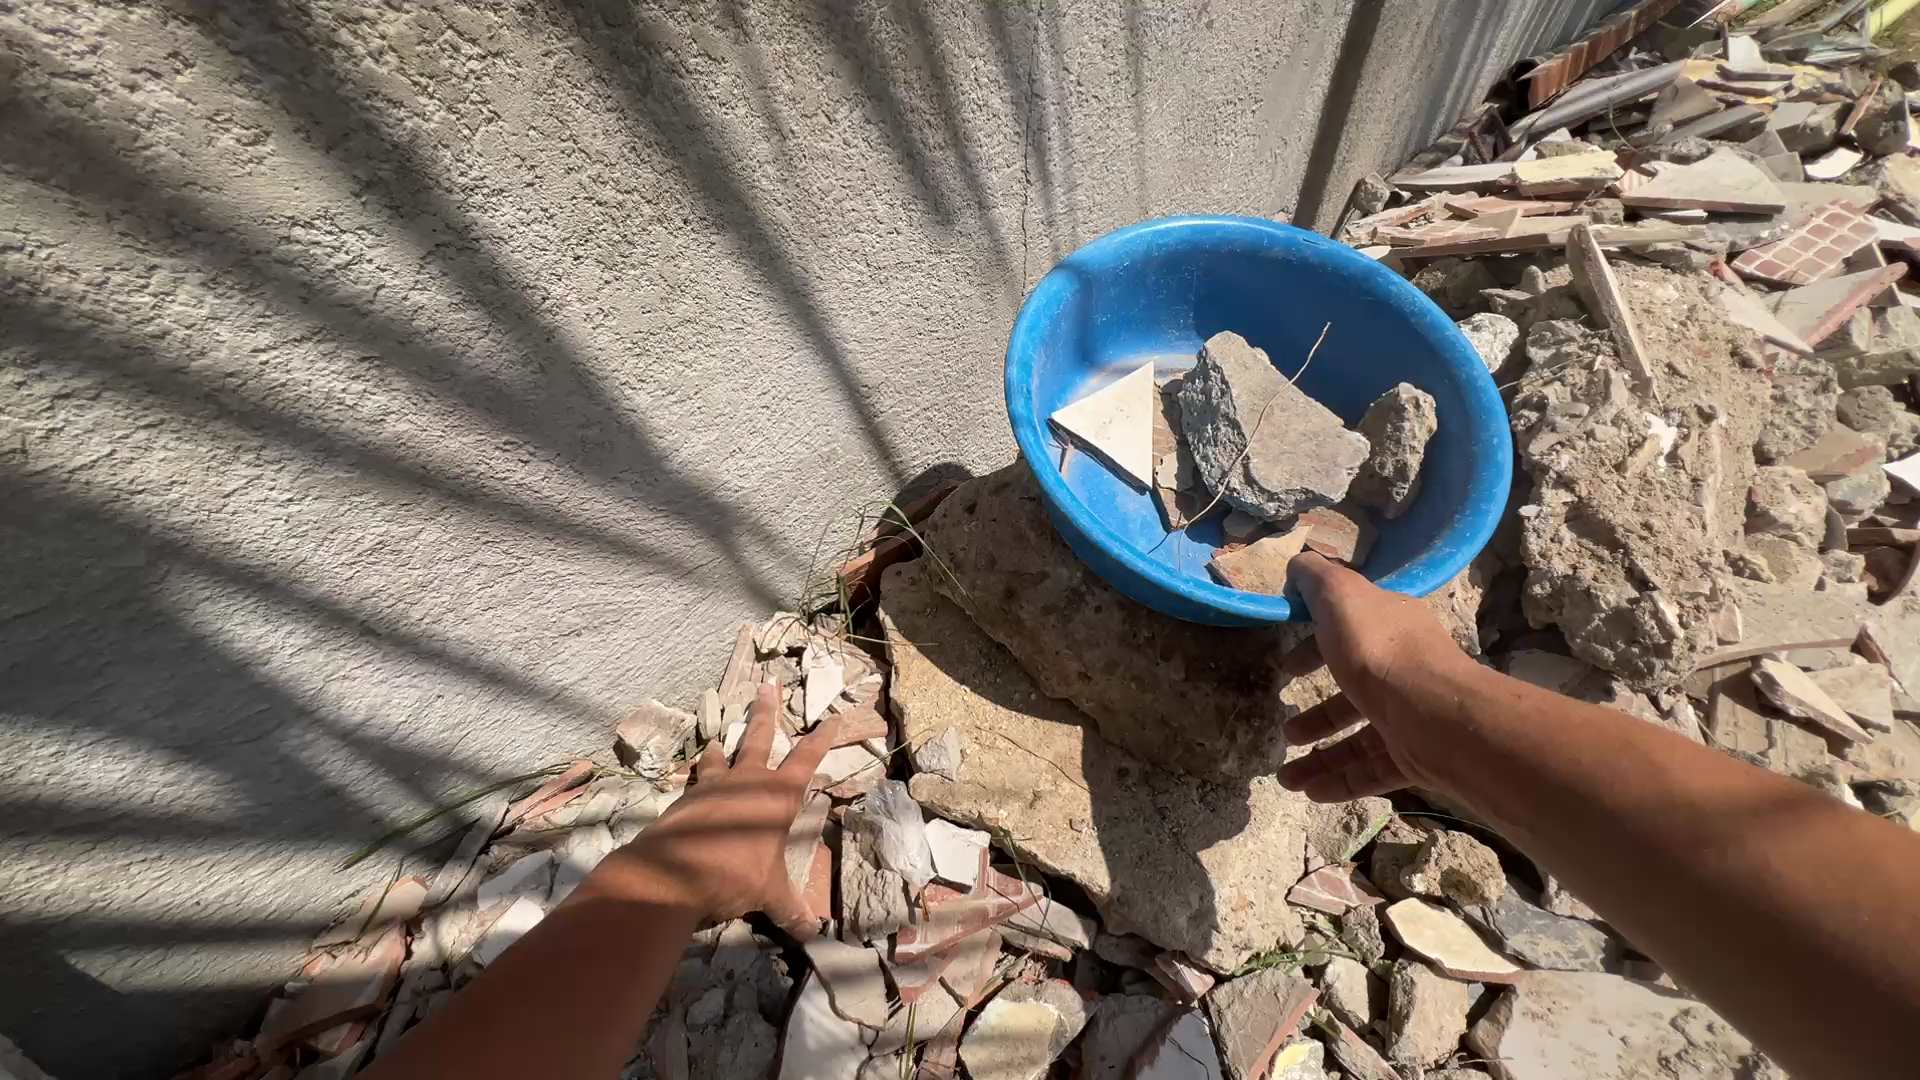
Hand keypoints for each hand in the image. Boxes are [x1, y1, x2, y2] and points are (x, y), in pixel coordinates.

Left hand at [582, 682, 837, 938]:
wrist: (675, 874)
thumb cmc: (736, 874)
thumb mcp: (769, 895)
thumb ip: (790, 910)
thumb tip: (814, 934)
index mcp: (777, 795)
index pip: (807, 759)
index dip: (822, 739)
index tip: (832, 718)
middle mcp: (747, 781)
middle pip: (761, 737)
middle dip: (767, 711)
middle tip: (767, 685)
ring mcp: (714, 787)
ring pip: (722, 757)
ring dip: (722, 748)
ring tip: (719, 740)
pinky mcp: (685, 800)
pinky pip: (694, 785)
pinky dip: (696, 783)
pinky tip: (690, 790)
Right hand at [1275, 552, 1471, 801]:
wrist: (1436, 715)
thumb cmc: (1379, 651)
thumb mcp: (1340, 597)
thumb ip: (1317, 578)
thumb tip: (1300, 561)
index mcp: (1387, 630)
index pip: (1348, 635)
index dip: (1312, 649)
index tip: (1286, 666)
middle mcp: (1403, 672)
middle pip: (1353, 694)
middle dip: (1317, 714)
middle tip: (1286, 729)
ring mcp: (1411, 718)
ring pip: (1358, 739)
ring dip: (1320, 756)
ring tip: (1286, 777)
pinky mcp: (1417, 757)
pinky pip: (1373, 771)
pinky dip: (1341, 781)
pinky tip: (1310, 792)